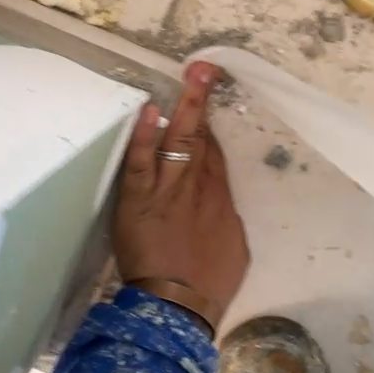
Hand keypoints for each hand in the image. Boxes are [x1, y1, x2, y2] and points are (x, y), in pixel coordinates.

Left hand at [114, 61, 249, 321]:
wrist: (181, 305)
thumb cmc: (210, 283)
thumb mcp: (233, 247)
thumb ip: (226, 218)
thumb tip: (222, 204)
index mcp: (220, 198)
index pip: (214, 154)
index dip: (210, 126)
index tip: (206, 102)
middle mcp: (197, 187)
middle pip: (200, 137)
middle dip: (201, 100)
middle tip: (204, 67)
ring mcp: (168, 190)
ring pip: (178, 140)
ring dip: (183, 106)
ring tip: (189, 75)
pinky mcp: (140, 200)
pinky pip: (142, 163)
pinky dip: (146, 137)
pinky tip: (151, 111)